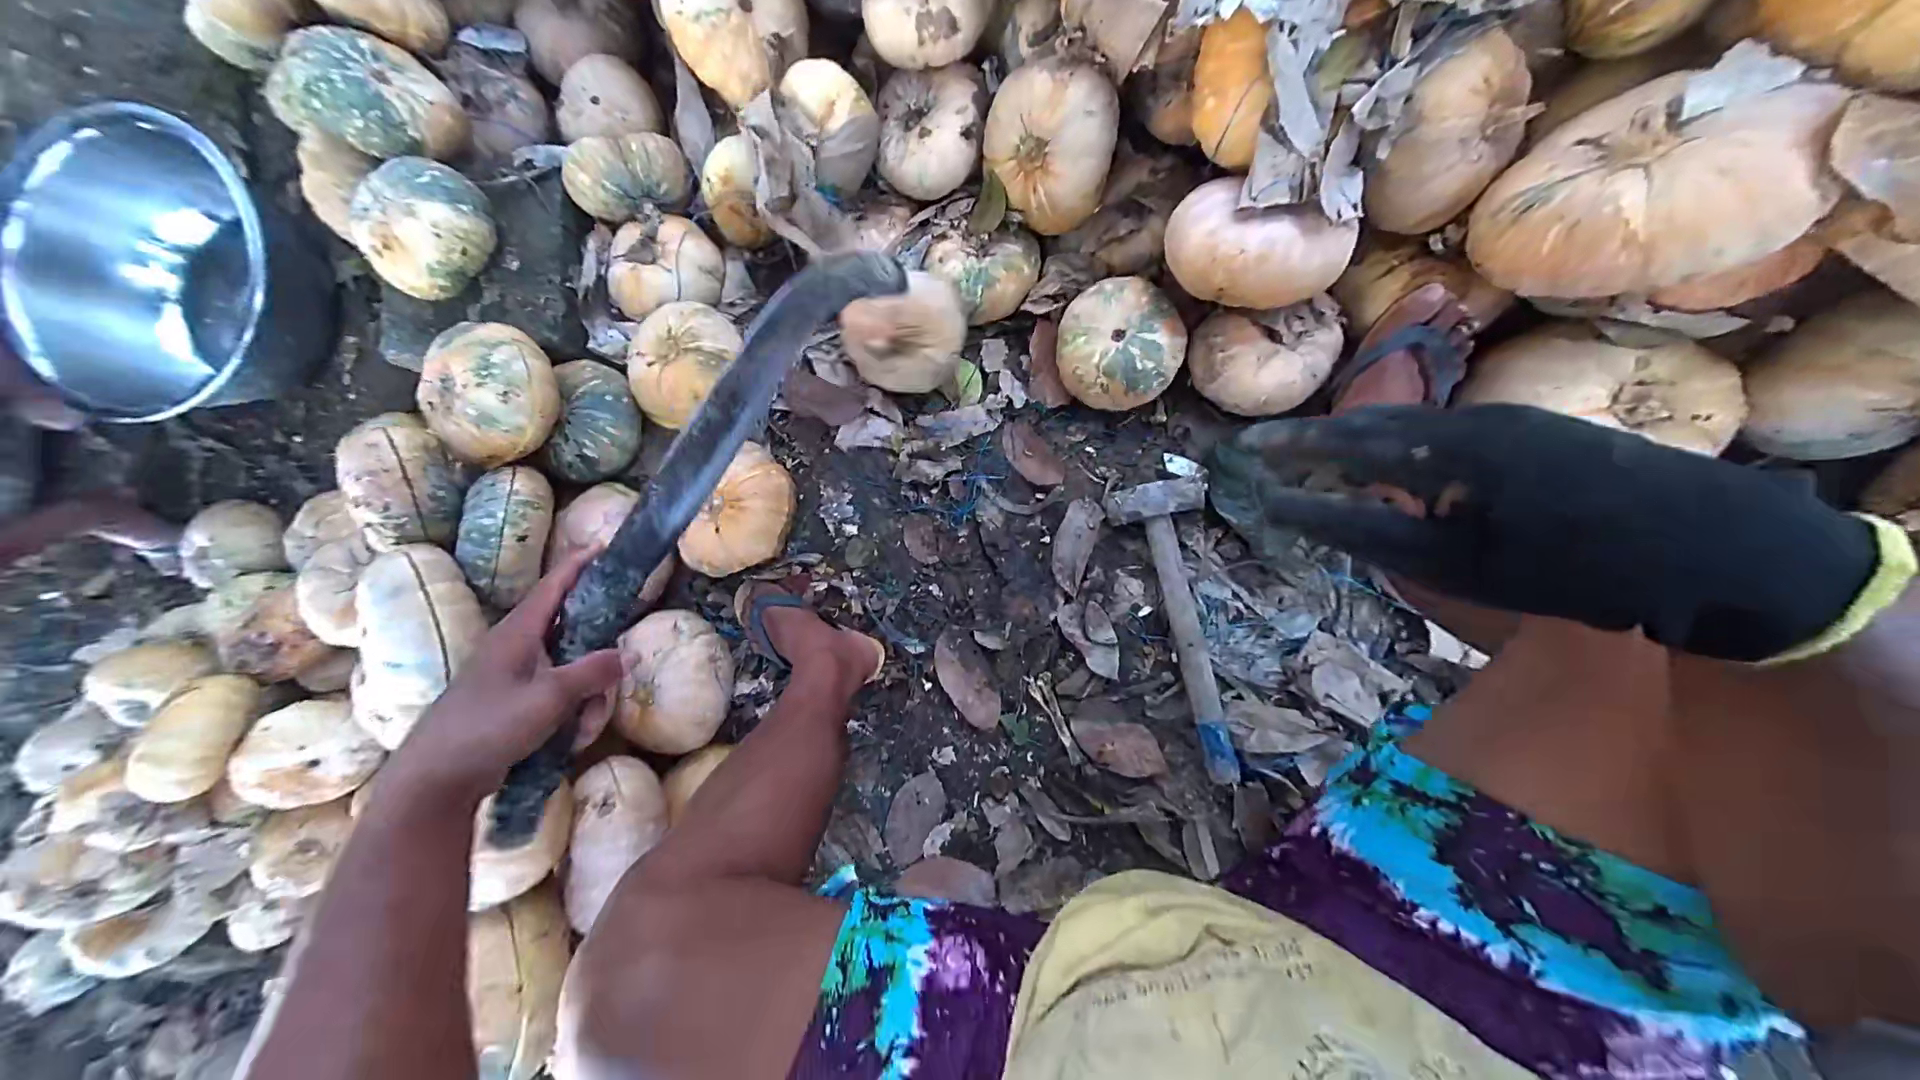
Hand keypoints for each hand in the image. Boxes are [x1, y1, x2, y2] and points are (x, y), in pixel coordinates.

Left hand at [385, 548, 622, 802]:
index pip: (554, 586)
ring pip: (575, 669)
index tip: (605, 546)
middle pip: (577, 634)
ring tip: (584, 729)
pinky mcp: (520, 700)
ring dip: (590, 698)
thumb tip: (630, 652)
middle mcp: (519, 647)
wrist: (435, 780)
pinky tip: (573, 737)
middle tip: (612, 684)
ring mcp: (519, 675)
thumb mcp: (549, 699)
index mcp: (519, 633)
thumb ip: (593, 672)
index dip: (579, 564)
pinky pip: (563, 693)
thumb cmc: (486, 727)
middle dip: (600, 663)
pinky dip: (575, 712)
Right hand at [1210, 404, 1881, 660]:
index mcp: (1446, 448)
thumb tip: (1300, 507)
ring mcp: (1505, 420)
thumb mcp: (1454, 562)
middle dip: (1315, 438)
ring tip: (1317, 456)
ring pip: (1408, 425)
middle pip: (1372, 423)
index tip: (1246, 449)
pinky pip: (1441, 431)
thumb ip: (1369, 529)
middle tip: (1270, 448)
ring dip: (1356, 440)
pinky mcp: (1532, 432)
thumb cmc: (1567, 568)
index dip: (1292, 448)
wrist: (1714, 549)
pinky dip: (1399, 447)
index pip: (1345, 443)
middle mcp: (1470, 419)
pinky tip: (1393, 465)